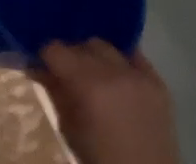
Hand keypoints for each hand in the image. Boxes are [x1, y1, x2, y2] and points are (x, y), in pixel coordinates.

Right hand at [34, 42, 179, 163]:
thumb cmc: (100, 158)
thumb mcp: (69, 129)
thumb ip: (54, 92)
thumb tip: (37, 67)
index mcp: (87, 85)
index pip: (56, 49)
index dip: (46, 56)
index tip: (42, 65)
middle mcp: (114, 72)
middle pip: (82, 44)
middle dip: (71, 56)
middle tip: (67, 74)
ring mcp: (139, 75)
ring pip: (107, 46)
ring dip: (96, 57)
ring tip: (94, 75)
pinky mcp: (158, 83)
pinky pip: (134, 56)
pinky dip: (121, 61)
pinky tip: (117, 75)